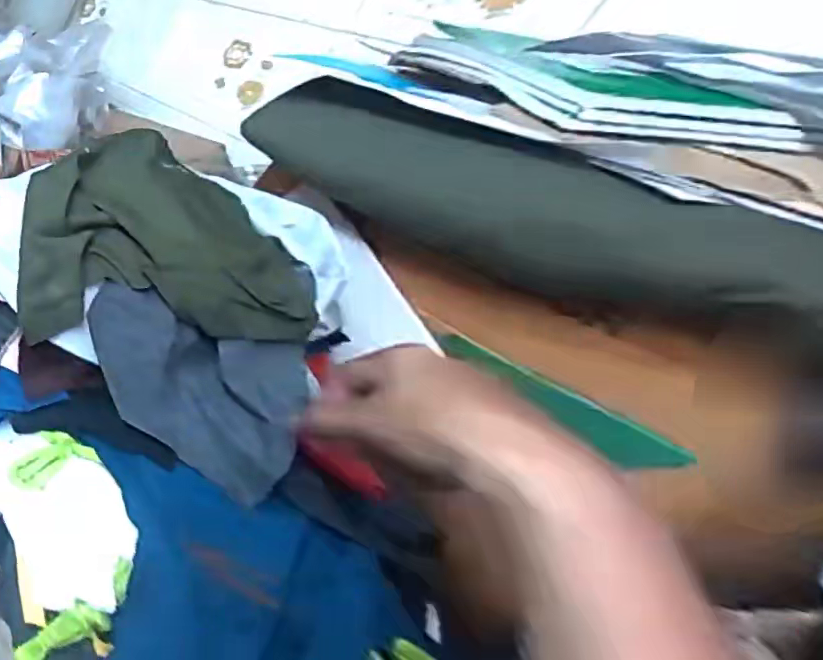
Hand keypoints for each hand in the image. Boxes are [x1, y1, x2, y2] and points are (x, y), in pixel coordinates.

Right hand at [304, 345, 588, 488]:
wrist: (531, 464)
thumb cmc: (430, 430)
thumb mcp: (365, 426)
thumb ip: (324, 420)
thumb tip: (290, 420)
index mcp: (397, 354)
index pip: (346, 372)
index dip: (330, 400)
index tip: (329, 431)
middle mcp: (436, 360)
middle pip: (387, 387)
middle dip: (371, 416)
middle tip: (367, 449)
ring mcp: (480, 386)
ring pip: (426, 406)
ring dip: (410, 430)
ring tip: (410, 464)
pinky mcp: (517, 417)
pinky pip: (464, 425)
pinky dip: (449, 442)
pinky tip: (454, 468)